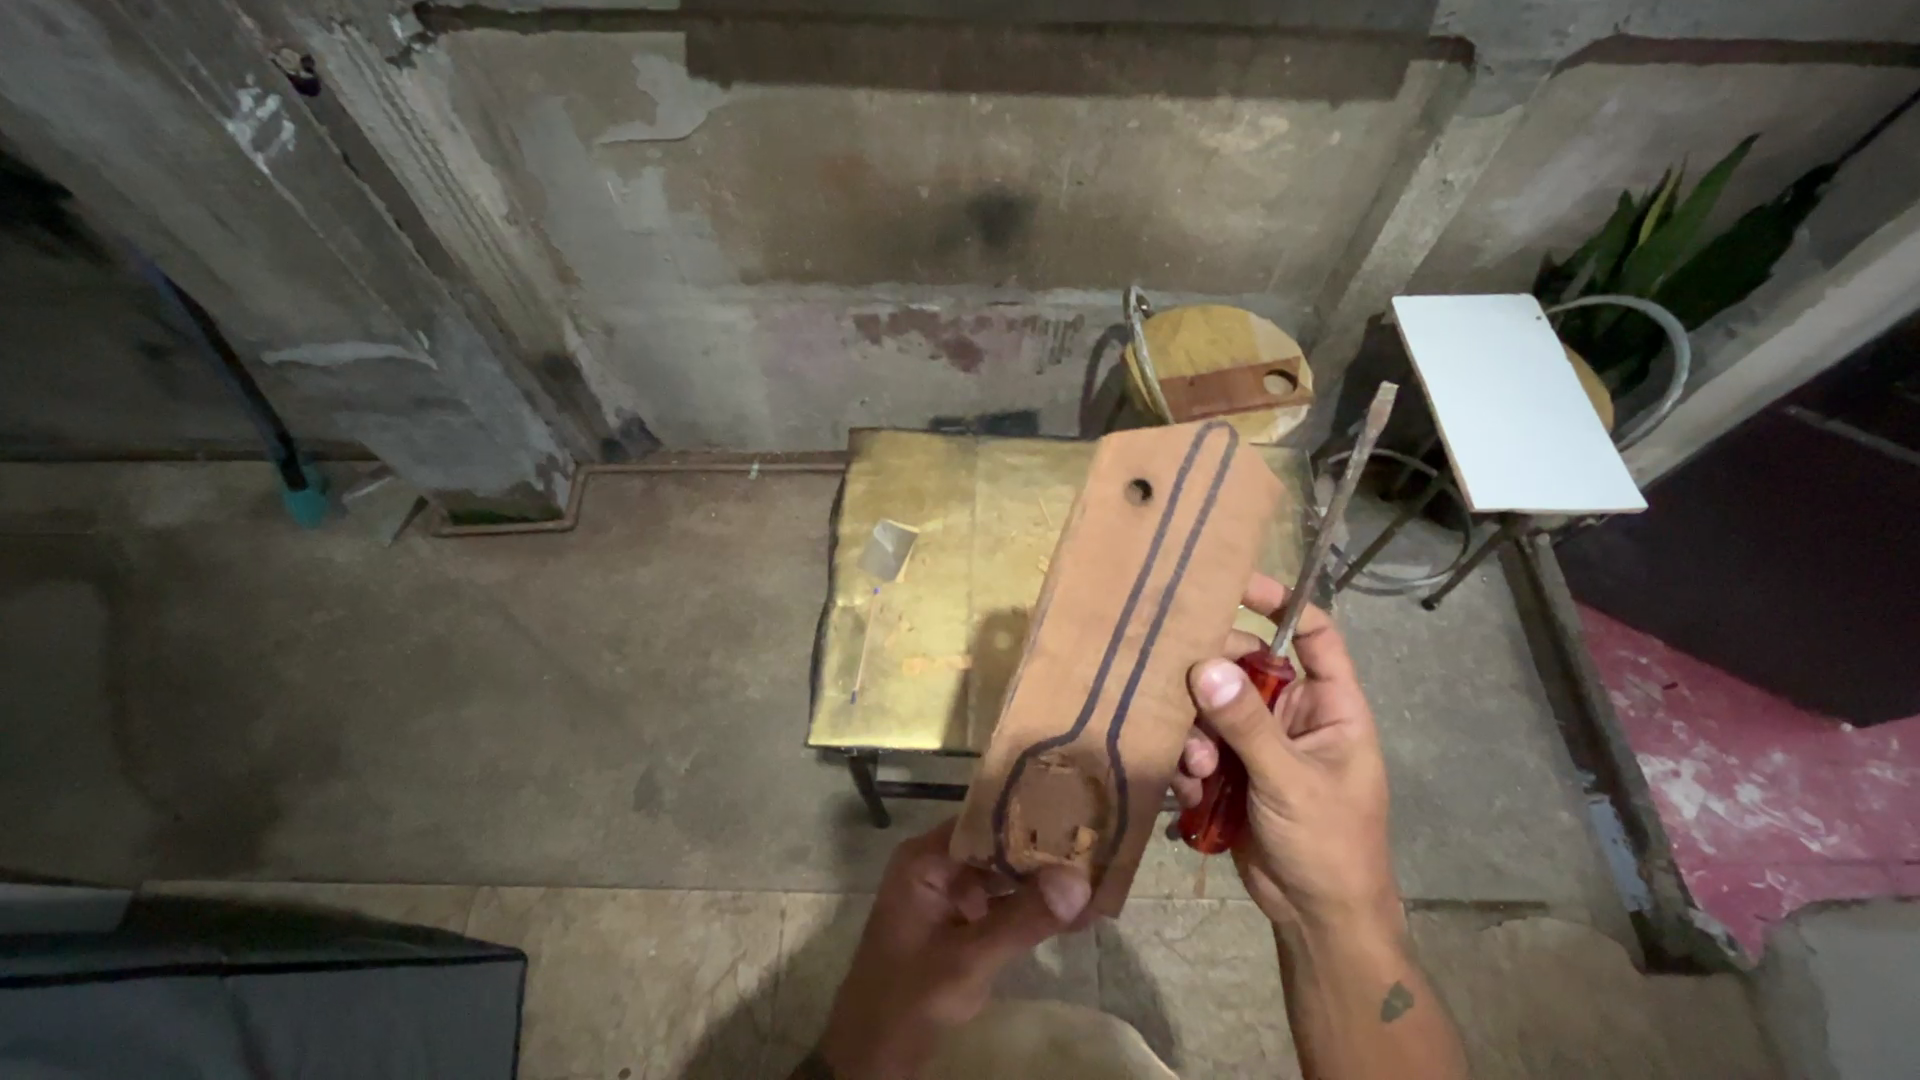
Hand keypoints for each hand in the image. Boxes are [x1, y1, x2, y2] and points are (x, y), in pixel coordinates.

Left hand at [817, 818, 1090, 1078]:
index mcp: (926, 859)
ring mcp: (949, 894)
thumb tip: (1080, 881)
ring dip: (1045, 881)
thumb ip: (1023, 919)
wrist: (871, 1057)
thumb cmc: (908, 998)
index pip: (985, 820)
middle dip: (1046, 851)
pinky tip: (1077, 914)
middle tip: (1103, 846)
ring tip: (1101, 876)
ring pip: (1004, 875)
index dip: (1032, 816)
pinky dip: (1033, 909)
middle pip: (998, 845)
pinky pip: (1002, 904)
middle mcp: (937, 866)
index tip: (1081, 814)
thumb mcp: (969, 960)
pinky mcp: (960, 922)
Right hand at [1171, 573, 1400, 931]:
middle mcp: (1294, 714)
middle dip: (1212, 679)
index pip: (1313, 634)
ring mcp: (1259, 743)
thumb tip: (1206, 666)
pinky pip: (1199, 745)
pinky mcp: (1230, 772)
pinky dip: (1188, 762)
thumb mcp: (1292, 781)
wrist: (1315, 918)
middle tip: (1179, 686)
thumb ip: (1248, 725)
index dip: (1281, 602)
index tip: (1233, 582)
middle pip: (1245, 666)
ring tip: (1194, 763)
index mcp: (1331, 705)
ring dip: (1196, 730)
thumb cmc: (1330, 844)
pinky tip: (1189, 790)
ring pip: (1213, 707)